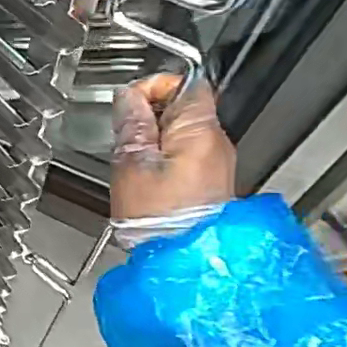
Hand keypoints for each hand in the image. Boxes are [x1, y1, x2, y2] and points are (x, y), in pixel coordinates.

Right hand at [109, 73, 236, 247]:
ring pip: (181, 132)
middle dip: (150, 116)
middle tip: (129, 139)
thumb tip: (128, 96)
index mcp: (201, 131)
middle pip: (182, 106)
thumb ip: (131, 123)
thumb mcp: (132, 163)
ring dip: (154, 139)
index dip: (155, 85)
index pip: (187, 81)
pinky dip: (163, 160)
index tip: (132, 105)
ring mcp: (216, 164)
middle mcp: (217, 143)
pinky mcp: (210, 183)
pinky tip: (148, 180)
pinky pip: (184, 155)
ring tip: (136, 164)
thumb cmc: (158, 220)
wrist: (180, 265)